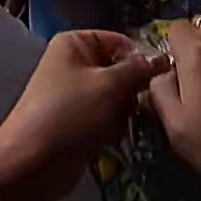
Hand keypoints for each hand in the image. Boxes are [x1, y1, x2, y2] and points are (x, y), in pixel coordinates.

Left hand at [0, 30, 169, 200]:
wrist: (35, 160)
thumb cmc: (71, 112)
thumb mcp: (109, 86)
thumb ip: (137, 70)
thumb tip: (161, 58)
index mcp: (74, 43)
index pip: (117, 40)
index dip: (140, 56)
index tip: (164, 76)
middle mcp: (74, 63)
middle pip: (118, 69)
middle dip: (132, 89)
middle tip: (144, 106)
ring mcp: (75, 93)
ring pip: (115, 96)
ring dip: (125, 111)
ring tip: (125, 124)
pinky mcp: (78, 120)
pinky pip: (107, 116)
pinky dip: (114, 126)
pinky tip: (116, 138)